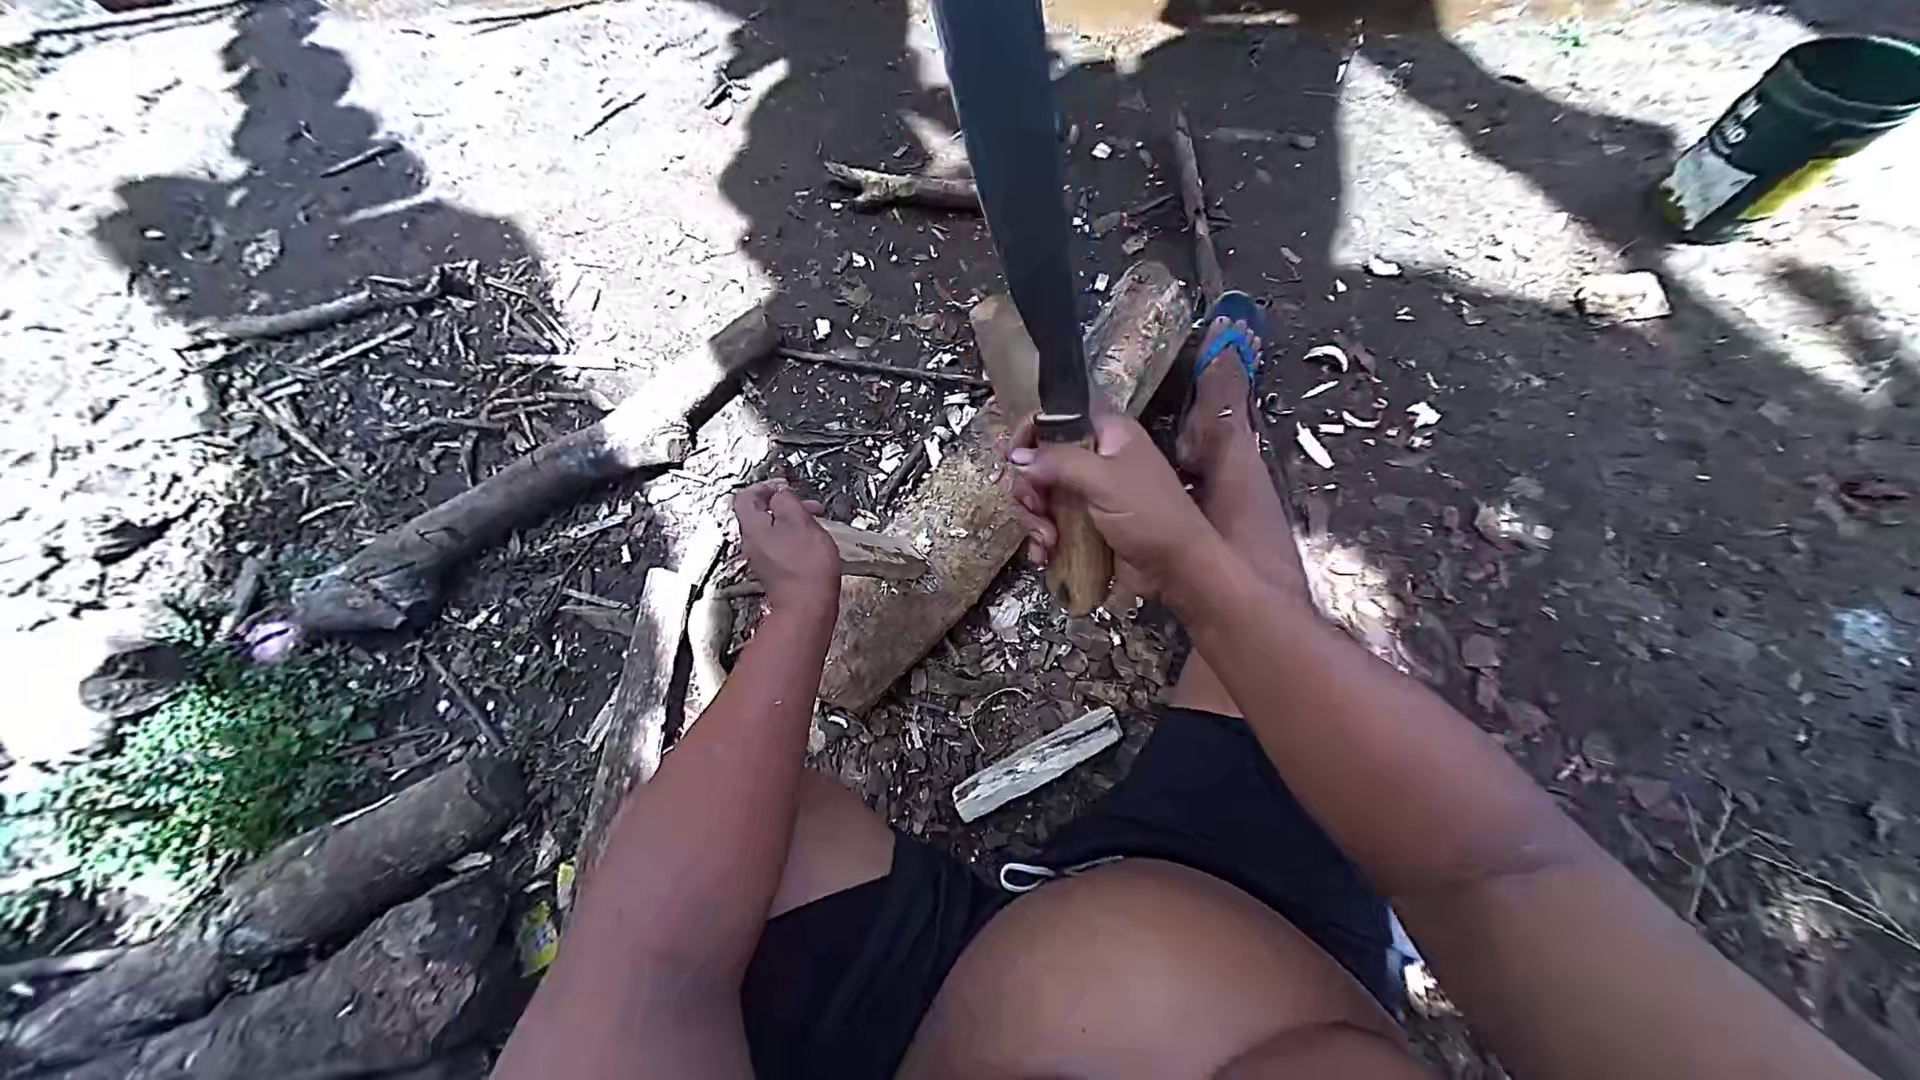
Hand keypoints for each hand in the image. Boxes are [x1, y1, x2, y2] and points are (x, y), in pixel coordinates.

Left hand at [732, 481, 839, 611]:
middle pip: (760, 513)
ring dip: (793, 522)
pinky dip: (795, 539)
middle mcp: (752, 543)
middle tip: (808, 506)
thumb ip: (787, 500)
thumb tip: (781, 493)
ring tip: (815, 524)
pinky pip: (781, 546)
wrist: (809, 605)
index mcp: (753, 527)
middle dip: (785, 505)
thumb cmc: (806, 566)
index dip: (766, 487)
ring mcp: (762, 559)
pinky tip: (812, 544)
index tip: (785, 487)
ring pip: (773, 529)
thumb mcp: (800, 521)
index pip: (746, 496)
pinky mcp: (776, 571)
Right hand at [1006, 413, 1216, 600]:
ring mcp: (1087, 492)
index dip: (1030, 435)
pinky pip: (1049, 521)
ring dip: (1034, 518)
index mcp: (1108, 434)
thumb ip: (1059, 462)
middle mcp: (1096, 458)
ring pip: (1041, 494)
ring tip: (1046, 540)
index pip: (1057, 419)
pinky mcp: (1083, 523)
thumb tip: (1016, 457)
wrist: (1176, 569)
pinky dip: (1041, 537)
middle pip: (1041, 461)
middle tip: (1034, 509)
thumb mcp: (1105, 481)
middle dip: (1030, 489)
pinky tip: (1044, 553)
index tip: (1011, 458)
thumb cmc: (1149, 516)